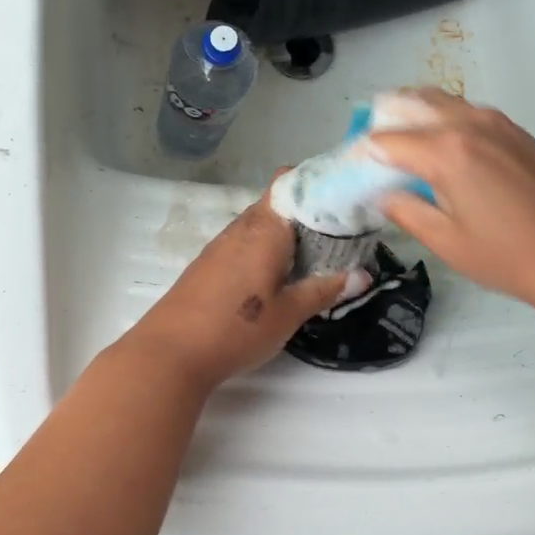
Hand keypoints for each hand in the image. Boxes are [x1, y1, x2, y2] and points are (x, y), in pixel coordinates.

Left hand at [121, 186, 353, 390]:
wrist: (171, 351)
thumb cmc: (238, 327)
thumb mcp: (290, 312)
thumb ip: (325, 289)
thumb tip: (363, 275)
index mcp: (264, 228)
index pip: (287, 182)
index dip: (313, 183)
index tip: (341, 197)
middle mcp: (240, 227)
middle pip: (276, 205)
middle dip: (306, 214)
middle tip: (339, 234)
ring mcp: (220, 246)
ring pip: (259, 226)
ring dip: (284, 235)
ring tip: (314, 257)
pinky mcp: (207, 265)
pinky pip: (244, 245)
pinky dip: (264, 251)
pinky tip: (277, 277)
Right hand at [369, 89, 534, 322]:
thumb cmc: (513, 257)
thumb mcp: (447, 242)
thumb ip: (406, 211)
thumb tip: (385, 194)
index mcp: (446, 150)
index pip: (386, 141)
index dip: (361, 154)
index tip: (348, 171)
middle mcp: (468, 124)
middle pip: (411, 104)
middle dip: (383, 121)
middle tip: (370, 152)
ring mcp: (497, 123)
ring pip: (440, 102)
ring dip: (413, 115)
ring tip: (398, 146)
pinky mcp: (516, 132)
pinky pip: (465, 112)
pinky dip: (441, 120)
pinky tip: (439, 151)